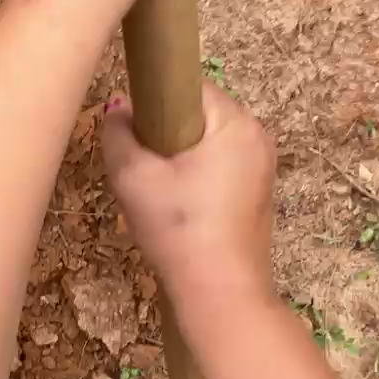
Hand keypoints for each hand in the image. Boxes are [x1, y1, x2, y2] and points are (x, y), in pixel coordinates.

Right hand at [101, 84, 275, 311]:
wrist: (220, 294)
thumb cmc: (178, 227)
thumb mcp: (132, 175)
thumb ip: (117, 131)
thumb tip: (119, 110)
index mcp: (235, 122)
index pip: (185, 84)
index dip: (152, 97)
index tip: (131, 126)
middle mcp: (257, 135)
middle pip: (195, 110)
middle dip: (162, 127)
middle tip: (138, 159)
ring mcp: (261, 164)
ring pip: (203, 136)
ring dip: (175, 150)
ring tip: (153, 181)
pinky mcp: (256, 189)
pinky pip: (216, 159)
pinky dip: (192, 169)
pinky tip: (174, 197)